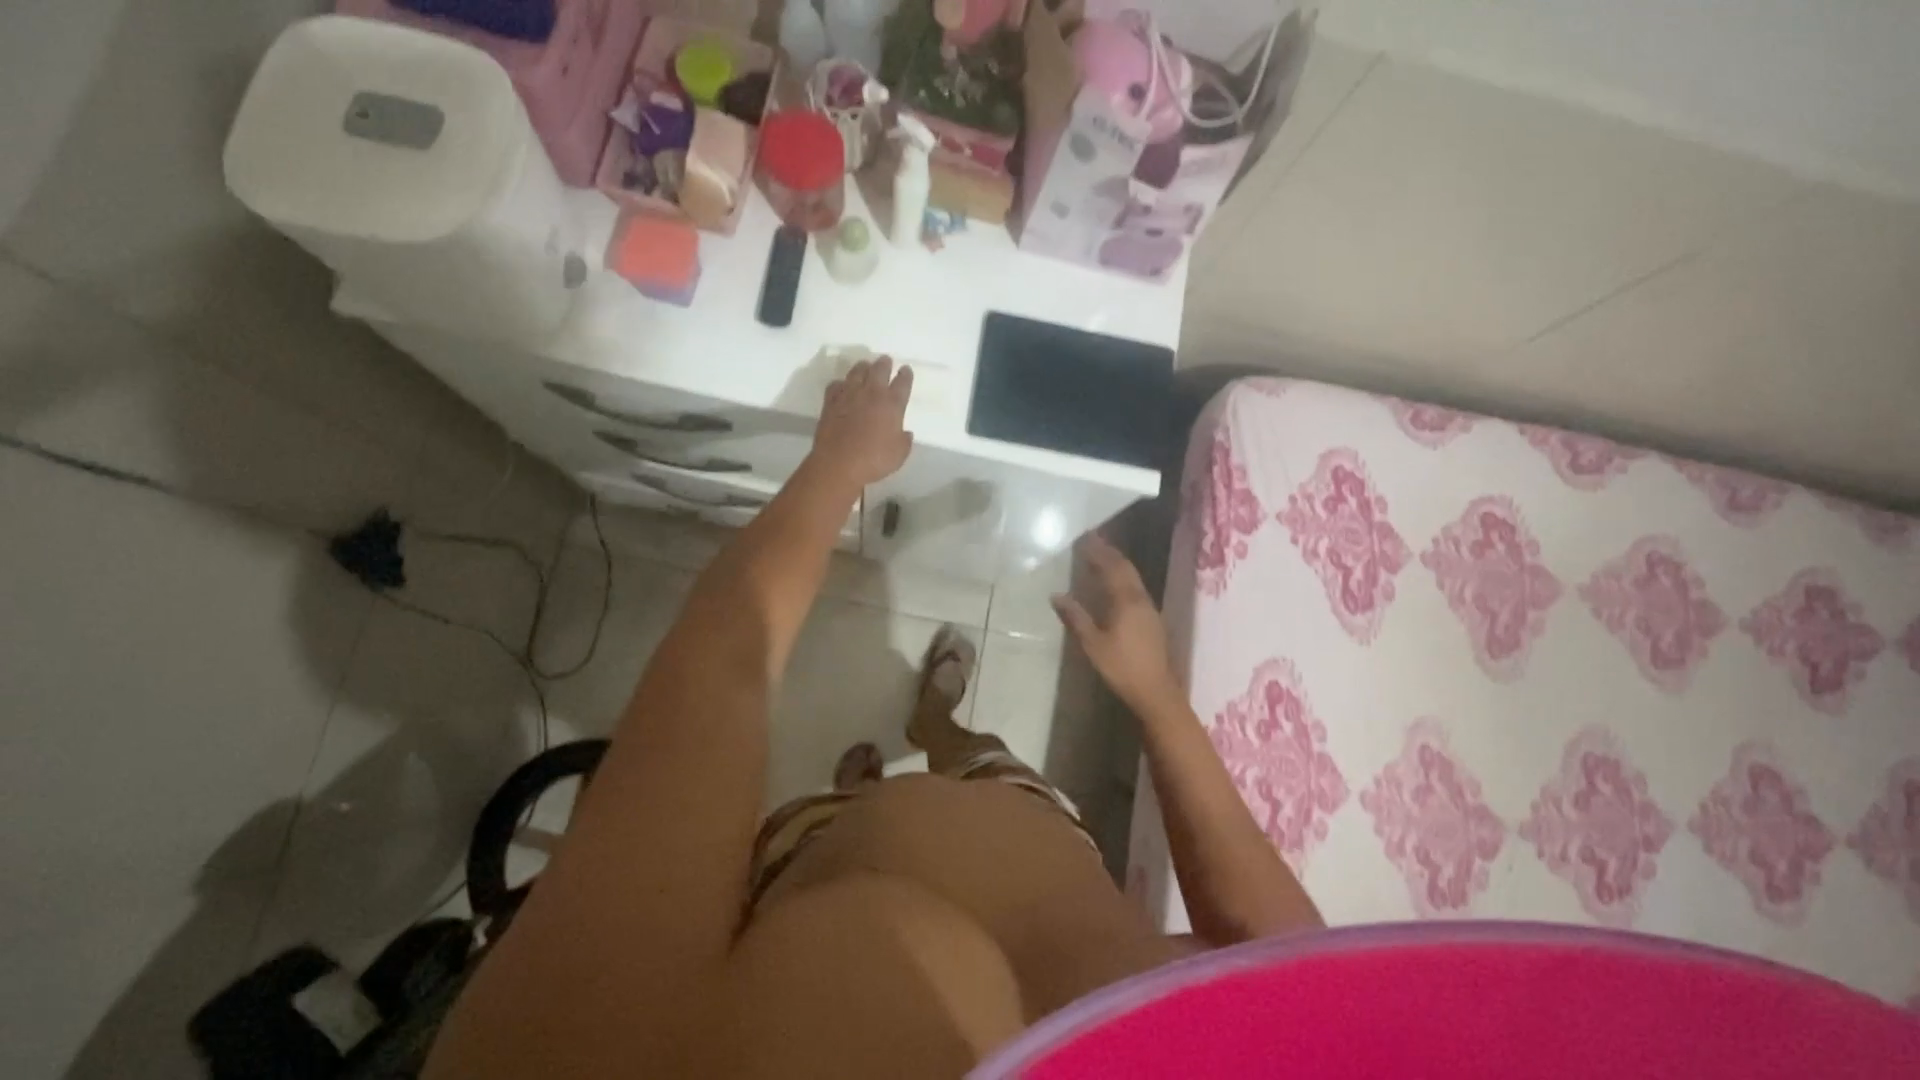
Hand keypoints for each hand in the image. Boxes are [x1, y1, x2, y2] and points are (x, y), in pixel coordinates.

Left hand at [811, 356, 913, 487]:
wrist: (839, 463)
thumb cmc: (874, 460)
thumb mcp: (899, 455)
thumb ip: (904, 441)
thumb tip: (905, 433)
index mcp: (892, 404)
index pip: (902, 382)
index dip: (905, 375)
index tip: (906, 370)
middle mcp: (871, 393)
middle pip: (879, 370)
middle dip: (884, 363)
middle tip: (886, 360)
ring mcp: (849, 395)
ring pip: (857, 372)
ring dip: (863, 367)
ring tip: (865, 366)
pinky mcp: (831, 402)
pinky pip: (836, 385)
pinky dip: (841, 383)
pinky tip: (843, 386)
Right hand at [1052, 533, 1181, 713]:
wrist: (1155, 691)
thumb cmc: (1121, 667)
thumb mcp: (1092, 644)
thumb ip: (1075, 617)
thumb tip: (1056, 595)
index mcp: (1126, 600)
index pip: (1112, 567)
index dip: (1098, 551)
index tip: (1085, 537)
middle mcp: (1141, 599)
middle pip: (1126, 568)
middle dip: (1109, 552)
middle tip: (1093, 540)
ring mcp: (1149, 609)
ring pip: (1133, 578)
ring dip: (1117, 564)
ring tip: (1101, 557)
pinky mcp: (1152, 620)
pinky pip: (1136, 589)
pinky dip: (1123, 578)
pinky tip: (1114, 585)